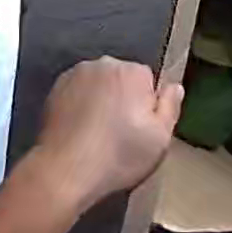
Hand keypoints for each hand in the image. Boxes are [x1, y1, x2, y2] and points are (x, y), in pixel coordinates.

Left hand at [24, 58, 183, 213]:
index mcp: (132, 72)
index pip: (148, 80)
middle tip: (120, 133)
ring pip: (99, 83)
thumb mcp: (159, 139)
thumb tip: (174, 85)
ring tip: (98, 133)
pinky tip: (79, 129)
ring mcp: (77, 72)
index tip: (140, 128)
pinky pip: (78, 90)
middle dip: (124, 98)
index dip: (147, 105)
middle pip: (123, 77)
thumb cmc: (118, 155)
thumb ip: (170, 106)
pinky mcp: (57, 86)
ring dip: (101, 98)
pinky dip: (80, 103)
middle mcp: (105, 63)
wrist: (65, 168)